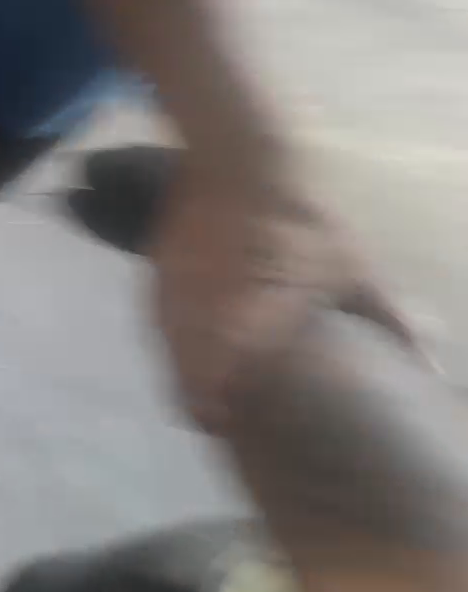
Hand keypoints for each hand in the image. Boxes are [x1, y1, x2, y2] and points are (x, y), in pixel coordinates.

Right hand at [148, 153, 426, 428]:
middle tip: (205, 419)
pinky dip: (167, 334)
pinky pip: (160, 311)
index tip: (218, 425)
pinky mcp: (162, 269)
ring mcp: (178, 282)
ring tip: (188, 392)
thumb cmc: (305, 220)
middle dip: (193, 388)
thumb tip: (431, 370)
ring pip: (167, 335)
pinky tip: (174, 345)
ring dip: (177, 363)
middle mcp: (207, 298)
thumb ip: (387, 320)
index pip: (223, 362)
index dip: (214, 396)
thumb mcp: (358, 268)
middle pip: (186, 354)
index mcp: (256, 303)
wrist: (243, 167)